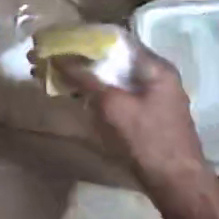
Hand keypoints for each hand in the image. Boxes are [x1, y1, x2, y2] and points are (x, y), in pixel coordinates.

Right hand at [52, 49, 216, 199]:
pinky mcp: (141, 112)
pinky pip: (110, 91)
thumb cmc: (146, 138)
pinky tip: (66, 92)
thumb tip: (56, 58)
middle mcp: (153, 76)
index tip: (54, 38)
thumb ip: (84, 78)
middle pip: (109, 57)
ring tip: (47, 74)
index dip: (82, 36)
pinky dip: (88, 89)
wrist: (175, 182)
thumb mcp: (111, 105)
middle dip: (74, 56)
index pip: (114, 39)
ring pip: (107, 75)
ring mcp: (148, 95)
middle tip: (44, 57)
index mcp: (154, 67)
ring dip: (77, 74)